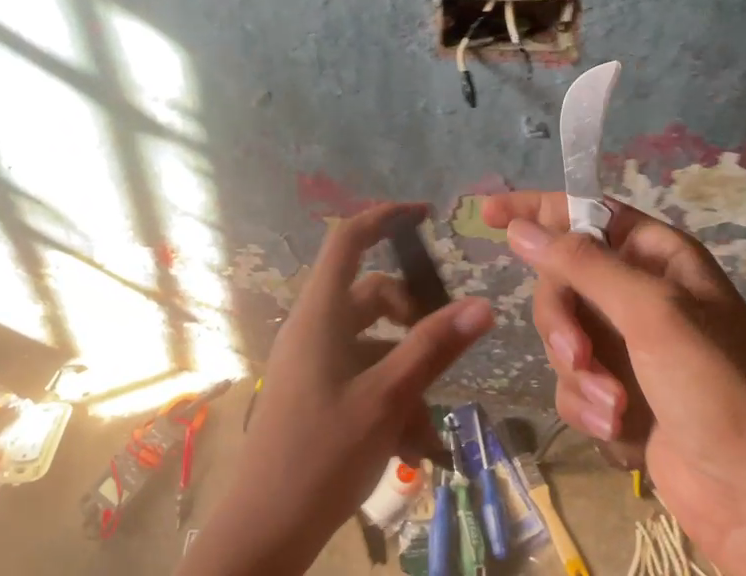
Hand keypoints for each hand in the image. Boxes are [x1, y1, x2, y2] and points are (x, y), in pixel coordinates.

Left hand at [179, 202, 493, 575]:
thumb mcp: (386, 401)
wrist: (263, 532)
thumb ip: (432, 349)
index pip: (348, 240)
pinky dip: (391, 401)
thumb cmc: (320, 456)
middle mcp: (313, 329)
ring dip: (408, 377)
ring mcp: (312, 363)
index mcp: (319, 315)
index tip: (428, 215)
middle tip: (444, 347)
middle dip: (414, 321)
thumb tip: (482, 304)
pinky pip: (361, 378)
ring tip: (430, 431)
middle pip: (371, 296)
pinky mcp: (315, 395)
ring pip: (373, 347)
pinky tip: (416, 449)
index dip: (385, 218)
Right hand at [483, 192, 745, 575]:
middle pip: (564, 281)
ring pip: (563, 336)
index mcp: (662, 258)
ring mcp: (631, 348)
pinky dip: (587, 405)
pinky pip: (573, 382)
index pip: (589, 214)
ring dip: (579, 374)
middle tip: (575, 355)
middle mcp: (644, 295)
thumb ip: (582, 266)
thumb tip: (520, 228)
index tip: (488, 213)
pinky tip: (618, 431)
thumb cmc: (718, 392)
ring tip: (613, 407)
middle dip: (562, 322)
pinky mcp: (621, 396)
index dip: (539, 209)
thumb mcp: (652, 315)